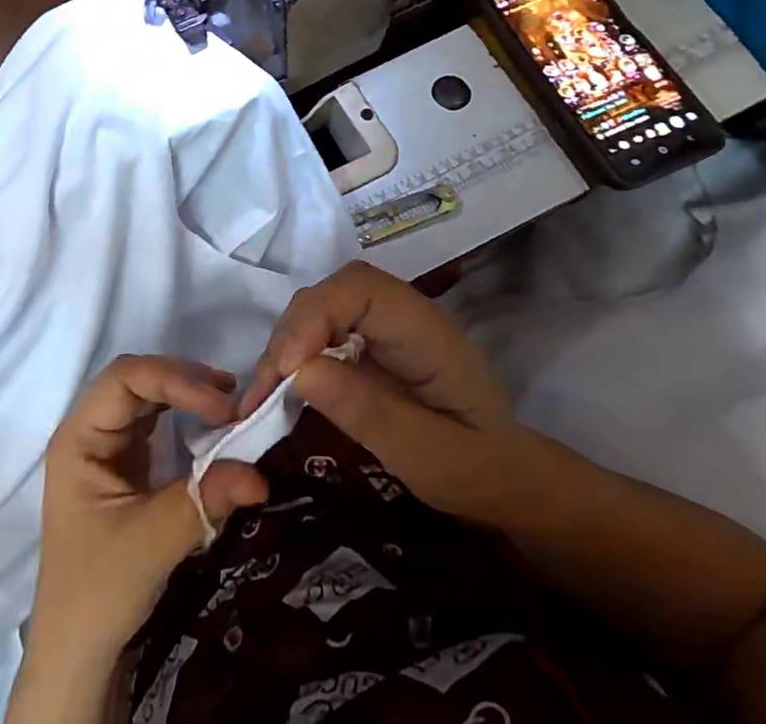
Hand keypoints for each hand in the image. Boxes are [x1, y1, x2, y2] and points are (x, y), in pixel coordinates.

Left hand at [32, 355, 268, 663]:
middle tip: (233, 400)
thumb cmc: (98, 592)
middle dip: (185, 381)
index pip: (126, 379)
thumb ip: (202, 500)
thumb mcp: (152, 543)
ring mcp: (109, 448)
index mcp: (79, 439)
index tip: (223, 407)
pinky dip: (188, 416)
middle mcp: (90, 433)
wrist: (79, 651)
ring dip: (188, 393)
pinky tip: (214, 424)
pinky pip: (158, 424)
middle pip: (137, 380)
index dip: (175, 380)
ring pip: (148, 397)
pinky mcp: (129, 467)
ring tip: (229, 405)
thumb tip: (260, 473)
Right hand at [241, 261, 537, 527]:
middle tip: (263, 391)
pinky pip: (323, 330)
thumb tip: (299, 372)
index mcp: (429, 334)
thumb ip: (370, 412)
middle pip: (334, 292)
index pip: (363, 290)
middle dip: (292, 333)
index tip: (285, 371)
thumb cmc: (475, 470)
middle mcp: (405, 316)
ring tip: (262, 396)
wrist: (502, 476)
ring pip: (321, 307)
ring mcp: (385, 327)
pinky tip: (279, 390)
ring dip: (286, 345)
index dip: (315, 317)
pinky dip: (293, 356)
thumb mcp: (428, 457)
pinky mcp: (370, 343)